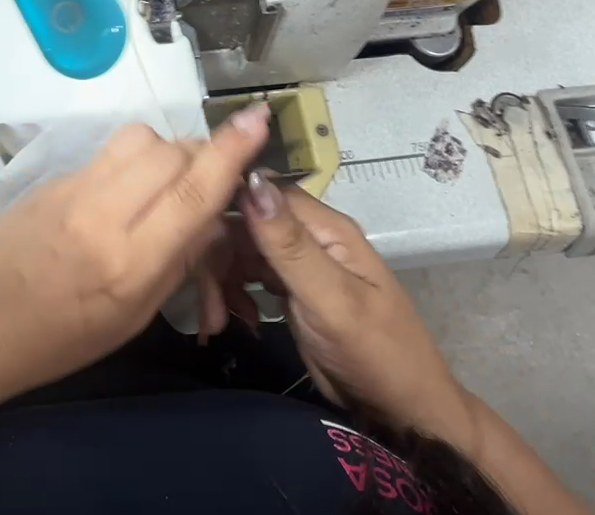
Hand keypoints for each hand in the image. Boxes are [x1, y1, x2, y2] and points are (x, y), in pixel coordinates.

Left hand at [0, 106, 272, 411]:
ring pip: (139, 139)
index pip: (192, 192)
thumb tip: (211, 218)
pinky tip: (126, 191)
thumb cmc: (56, 343)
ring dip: (166, 152)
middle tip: (208, 180)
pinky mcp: (51, 178)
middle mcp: (101, 215)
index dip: (231, 152)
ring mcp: (71, 189)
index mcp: (128, 264)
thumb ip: (175, 261)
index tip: (258, 118)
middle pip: (170, 153)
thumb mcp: (130, 318)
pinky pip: (108, 154)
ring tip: (166, 184)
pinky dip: (132, 162)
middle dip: (201, 156)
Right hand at [222, 178, 478, 449]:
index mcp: (325, 228)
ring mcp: (298, 264)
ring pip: (241, 250)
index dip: (224, 208)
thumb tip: (251, 179)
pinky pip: (247, 275)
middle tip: (208, 304)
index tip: (192, 239)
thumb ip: (289, 243)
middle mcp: (310, 236)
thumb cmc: (375, 353)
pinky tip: (234, 320)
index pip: (261, 193)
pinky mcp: (289, 290)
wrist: (403, 414)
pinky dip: (233, 295)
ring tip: (216, 319)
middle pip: (245, 222)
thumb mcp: (330, 299)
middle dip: (218, 256)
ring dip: (221, 280)